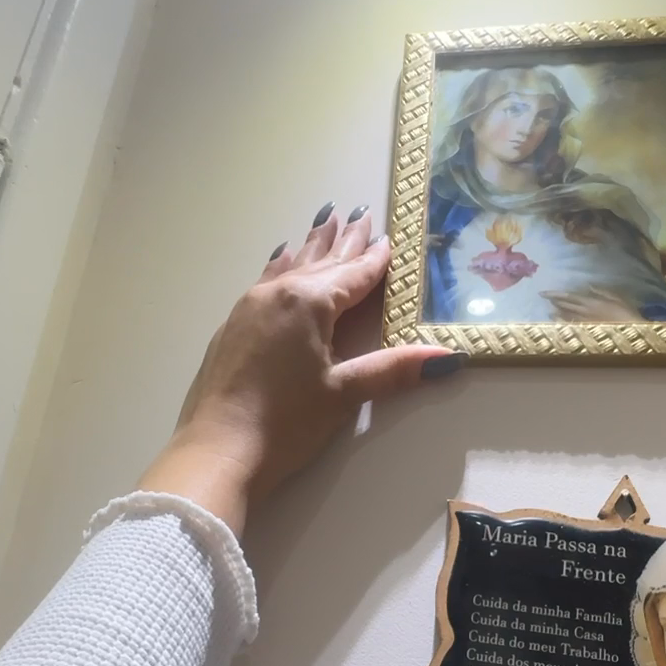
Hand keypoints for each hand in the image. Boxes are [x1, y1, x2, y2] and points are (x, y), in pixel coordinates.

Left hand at [139, 205, 461, 532]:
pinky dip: (281, 265)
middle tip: (362, 214)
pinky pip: (266, 281)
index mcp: (308, 303)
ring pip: (291, 266)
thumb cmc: (284, 423)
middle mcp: (277, 294)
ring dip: (313, 245)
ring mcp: (250, 308)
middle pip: (322, 262)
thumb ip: (393, 370)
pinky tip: (281, 257)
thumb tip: (449, 358)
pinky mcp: (233, 326)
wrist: (217, 452)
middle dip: (345, 241)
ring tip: (326, 219)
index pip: (354, 275)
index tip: (391, 239)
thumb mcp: (343, 394)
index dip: (376, 260)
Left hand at [545, 287, 641, 322]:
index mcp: (591, 301)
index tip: (543, 293)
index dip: (555, 294)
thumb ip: (601, 292)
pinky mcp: (587, 331)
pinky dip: (563, 324)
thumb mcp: (617, 297)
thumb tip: (589, 286)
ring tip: (549, 311)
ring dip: (557, 312)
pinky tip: (557, 323)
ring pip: (566, 316)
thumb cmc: (626, 312)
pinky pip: (572, 327)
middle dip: (554, 302)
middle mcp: (585, 312)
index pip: (569, 296)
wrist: (632, 330)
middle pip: (565, 306)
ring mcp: (584, 323)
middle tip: (543, 299)